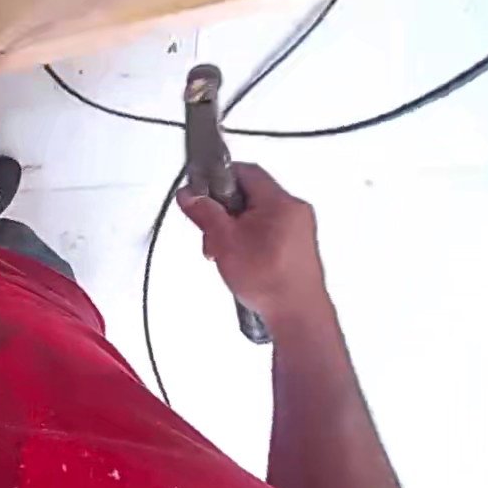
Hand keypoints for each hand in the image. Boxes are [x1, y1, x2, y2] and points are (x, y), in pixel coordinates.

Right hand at [176, 163, 333, 325]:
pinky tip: (239, 260)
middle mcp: (294, 210)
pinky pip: (268, 231)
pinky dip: (249, 239)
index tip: (201, 192)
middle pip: (250, 194)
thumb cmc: (268, 279)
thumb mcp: (225, 241)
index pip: (246, 171)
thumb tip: (188, 194)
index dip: (219, 178)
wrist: (298, 317)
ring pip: (257, 215)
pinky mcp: (298, 247)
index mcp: (280, 201)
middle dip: (224, 211)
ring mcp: (299, 229)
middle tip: (211, 232)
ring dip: (234, 229)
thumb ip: (204, 212)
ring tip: (223, 253)